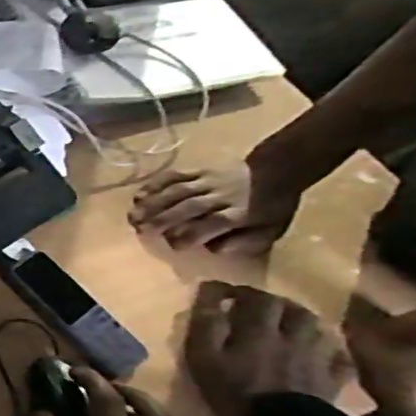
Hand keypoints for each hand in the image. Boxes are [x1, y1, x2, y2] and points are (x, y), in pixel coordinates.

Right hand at [128, 161, 303, 255]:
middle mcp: (221, 196)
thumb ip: (243, 242)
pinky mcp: (199, 169)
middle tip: (142, 230)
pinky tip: (139, 197)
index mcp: (239, 213)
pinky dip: (154, 185)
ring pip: (176, 192)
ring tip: (133, 217)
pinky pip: (173, 175)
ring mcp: (208, 180)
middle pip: (188, 208)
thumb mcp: (269, 228)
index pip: (209, 226)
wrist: (281, 167)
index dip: (189, 236)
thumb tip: (214, 249)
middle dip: (162, 220)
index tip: (174, 246)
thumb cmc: (271, 205)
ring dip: (152, 204)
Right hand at [185, 282, 354, 415]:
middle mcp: (294, 336)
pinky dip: (328, 349)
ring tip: (288, 327)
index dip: (241, 292)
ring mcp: (318, 357)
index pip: (257, 299)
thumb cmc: (233, 390)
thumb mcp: (203, 357)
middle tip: (258, 310)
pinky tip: (319, 352)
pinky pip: (338, 356)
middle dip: (275, 304)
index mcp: (260, 330)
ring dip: (301, 322)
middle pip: (292, 310)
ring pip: (317, 328)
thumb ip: (206, 324)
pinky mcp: (333, 377)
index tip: (224, 294)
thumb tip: (209, 292)